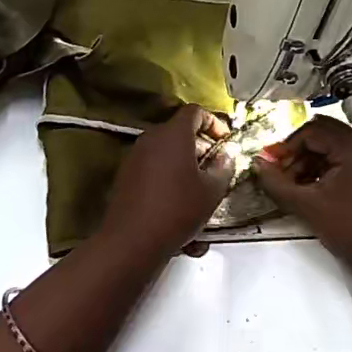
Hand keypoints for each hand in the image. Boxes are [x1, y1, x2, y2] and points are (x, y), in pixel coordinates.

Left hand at [98, 106, 233, 259]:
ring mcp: (135, 157)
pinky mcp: (126, 176)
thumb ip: (224, 168)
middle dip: (201, 148)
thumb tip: (225, 156)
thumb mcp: (212, 191)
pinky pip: (153, 171)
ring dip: (185, 168)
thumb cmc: (177, 210)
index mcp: (173, 134)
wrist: (132, 240)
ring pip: (166, 154)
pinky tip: (179, 210)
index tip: (225, 141)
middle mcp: (151, 139)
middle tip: (216, 169)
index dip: (214, 123)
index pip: (195, 112)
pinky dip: (168, 182)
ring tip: (200, 193)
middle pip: (179, 133)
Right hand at [252, 117, 351, 279]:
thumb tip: (261, 166)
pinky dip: (318, 167)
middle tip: (277, 165)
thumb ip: (276, 182)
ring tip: (290, 181)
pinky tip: (306, 186)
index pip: (310, 131)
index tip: (270, 159)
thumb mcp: (307, 205)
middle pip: (319, 134)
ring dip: (305, 160)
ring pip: (327, 146)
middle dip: (295, 150)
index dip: (286, 145)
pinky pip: (337, 158)